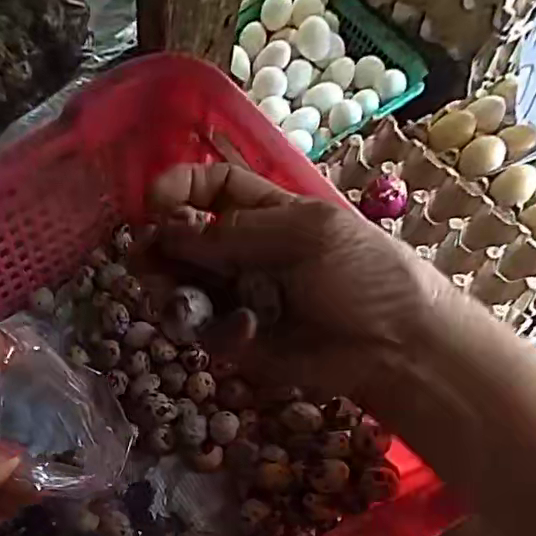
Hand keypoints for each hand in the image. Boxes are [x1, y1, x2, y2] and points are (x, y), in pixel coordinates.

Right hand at [148, 161, 458, 401]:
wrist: (391, 346)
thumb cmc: (364, 274)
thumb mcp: (307, 234)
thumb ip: (235, 231)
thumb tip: (168, 229)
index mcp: (264, 213)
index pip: (210, 189)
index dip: (178, 189)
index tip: (152, 204)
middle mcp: (240, 253)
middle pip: (180, 242)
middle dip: (158, 248)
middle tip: (143, 261)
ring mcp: (235, 298)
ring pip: (179, 290)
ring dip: (172, 292)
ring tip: (181, 300)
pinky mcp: (236, 341)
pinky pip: (205, 332)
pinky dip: (218, 330)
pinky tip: (247, 330)